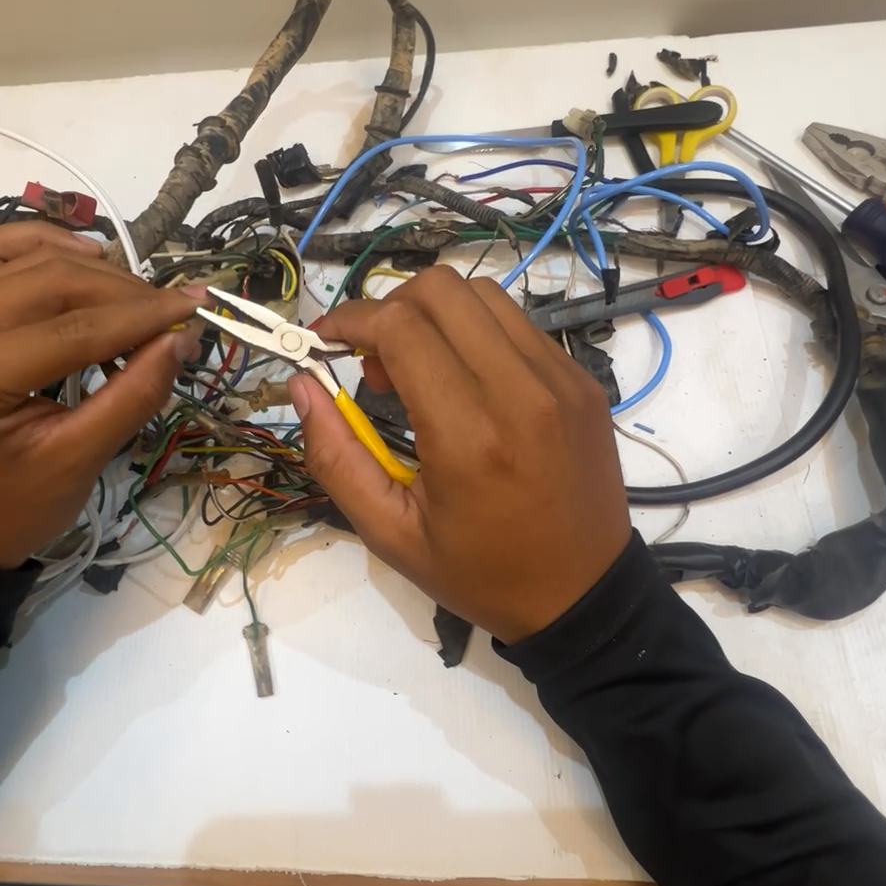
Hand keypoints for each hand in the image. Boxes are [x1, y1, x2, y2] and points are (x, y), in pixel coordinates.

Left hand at [0, 224, 199, 567]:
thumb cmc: (15, 508)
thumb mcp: (79, 460)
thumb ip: (132, 395)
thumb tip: (182, 336)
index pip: (68, 330)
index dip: (139, 316)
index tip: (196, 308)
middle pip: (46, 282)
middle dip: (122, 293)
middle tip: (177, 312)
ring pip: (23, 261)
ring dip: (91, 271)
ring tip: (142, 299)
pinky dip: (38, 246)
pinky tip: (83, 254)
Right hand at [290, 267, 630, 642]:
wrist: (583, 595)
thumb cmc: (481, 573)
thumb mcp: (390, 533)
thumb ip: (335, 456)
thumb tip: (301, 383)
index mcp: (469, 434)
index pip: (401, 327)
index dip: (350, 321)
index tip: (325, 343)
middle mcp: (521, 389)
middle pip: (441, 289)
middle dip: (389, 309)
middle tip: (373, 363)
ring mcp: (561, 377)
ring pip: (481, 294)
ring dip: (433, 315)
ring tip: (417, 371)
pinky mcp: (581, 379)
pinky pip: (516, 324)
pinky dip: (473, 333)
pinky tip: (464, 382)